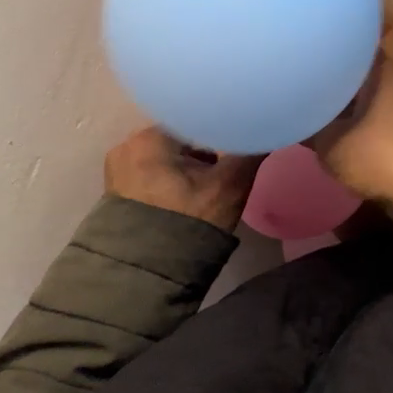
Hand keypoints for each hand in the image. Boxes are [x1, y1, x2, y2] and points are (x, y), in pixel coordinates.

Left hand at [104, 127, 262, 231]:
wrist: (144, 277)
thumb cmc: (188, 221)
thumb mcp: (231, 183)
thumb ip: (252, 147)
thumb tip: (274, 123)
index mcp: (149, 137)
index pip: (197, 115)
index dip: (224, 124)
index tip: (243, 132)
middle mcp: (127, 146)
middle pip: (183, 134)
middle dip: (208, 144)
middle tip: (232, 157)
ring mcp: (118, 170)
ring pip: (170, 152)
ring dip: (193, 160)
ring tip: (216, 174)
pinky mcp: (118, 191)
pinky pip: (156, 169)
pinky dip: (177, 174)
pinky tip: (195, 188)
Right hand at [308, 54, 392, 212]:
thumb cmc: (375, 156)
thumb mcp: (329, 143)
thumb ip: (309, 122)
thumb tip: (289, 111)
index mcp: (379, 70)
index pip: (353, 42)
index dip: (329, 44)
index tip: (306, 47)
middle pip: (358, 65)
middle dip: (332, 70)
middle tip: (302, 73)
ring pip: (365, 86)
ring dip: (342, 91)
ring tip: (311, 95)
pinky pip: (371, 104)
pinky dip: (353, 108)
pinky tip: (333, 118)